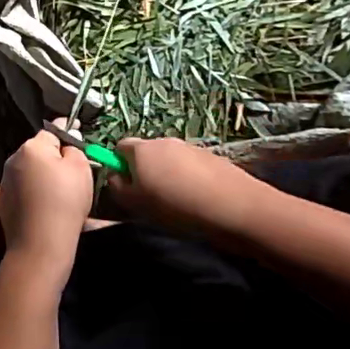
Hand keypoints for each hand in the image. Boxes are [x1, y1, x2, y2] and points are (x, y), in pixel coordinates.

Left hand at [0, 124, 95, 254]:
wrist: (39, 242)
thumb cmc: (64, 201)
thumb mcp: (80, 169)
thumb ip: (74, 149)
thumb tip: (67, 145)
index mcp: (32, 147)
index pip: (53, 131)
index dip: (68, 132)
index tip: (78, 133)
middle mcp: (13, 159)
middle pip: (39, 151)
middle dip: (54, 157)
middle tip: (74, 173)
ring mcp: (5, 180)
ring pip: (30, 170)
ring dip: (43, 175)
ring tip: (60, 193)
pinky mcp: (3, 200)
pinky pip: (24, 188)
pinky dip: (34, 192)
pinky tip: (45, 206)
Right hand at [105, 136, 270, 234]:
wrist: (233, 207)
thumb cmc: (175, 206)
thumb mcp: (134, 203)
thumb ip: (117, 186)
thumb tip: (116, 175)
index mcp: (141, 149)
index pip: (119, 147)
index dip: (119, 165)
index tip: (127, 186)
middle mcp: (165, 141)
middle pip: (146, 152)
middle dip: (145, 170)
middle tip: (150, 197)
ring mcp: (191, 147)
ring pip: (170, 159)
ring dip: (168, 175)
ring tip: (177, 201)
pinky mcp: (213, 157)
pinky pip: (191, 166)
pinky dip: (189, 179)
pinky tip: (197, 199)